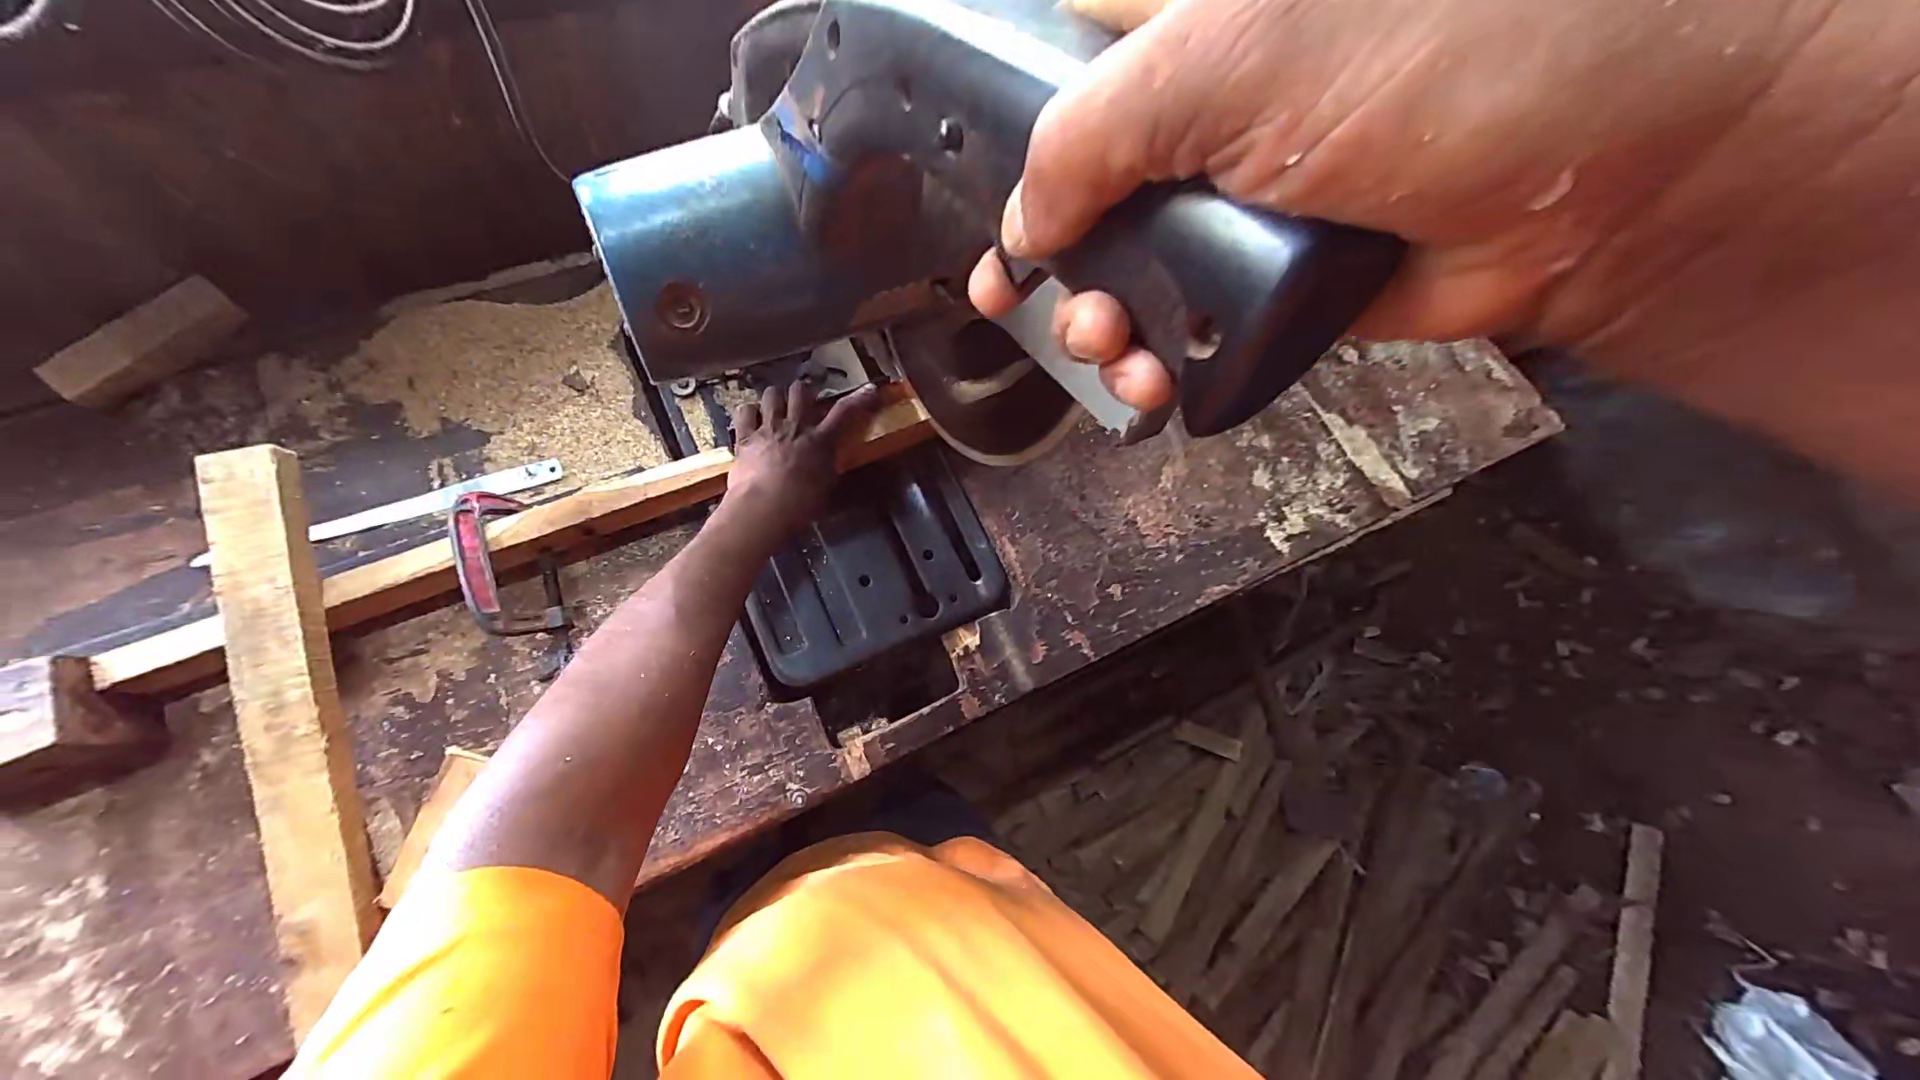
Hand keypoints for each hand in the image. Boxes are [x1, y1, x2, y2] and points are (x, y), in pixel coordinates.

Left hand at [718, 381, 881, 539]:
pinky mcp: (744, 437)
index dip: (859, 398)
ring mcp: (767, 428)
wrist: (764, 508)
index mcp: (820, 440)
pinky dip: (749, 411)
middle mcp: (794, 426)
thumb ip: (831, 471)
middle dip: (803, 392)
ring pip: (771, 394)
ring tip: (777, 406)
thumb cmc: (802, 505)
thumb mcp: (827, 488)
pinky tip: (752, 418)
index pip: (844, 412)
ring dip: (776, 397)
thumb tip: (836, 467)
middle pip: (800, 391)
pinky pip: (744, 411)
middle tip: (804, 401)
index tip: (870, 388)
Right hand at [969, 0, 1859, 412]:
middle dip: (1045, 270)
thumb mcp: (1233, 59)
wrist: (1599, 184)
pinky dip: (1148, 367)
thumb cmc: (1437, 68)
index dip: (1014, 168)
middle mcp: (1199, 132)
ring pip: (1118, 286)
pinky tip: (1146, 383)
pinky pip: (1173, 336)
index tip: (990, 228)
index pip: (1060, 101)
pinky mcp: (1254, 294)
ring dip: (1092, 330)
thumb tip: (1027, 221)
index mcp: (1182, 47)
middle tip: (1023, 306)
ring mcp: (1226, 217)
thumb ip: (1098, 132)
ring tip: (1105, 350)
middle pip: (1080, 212)